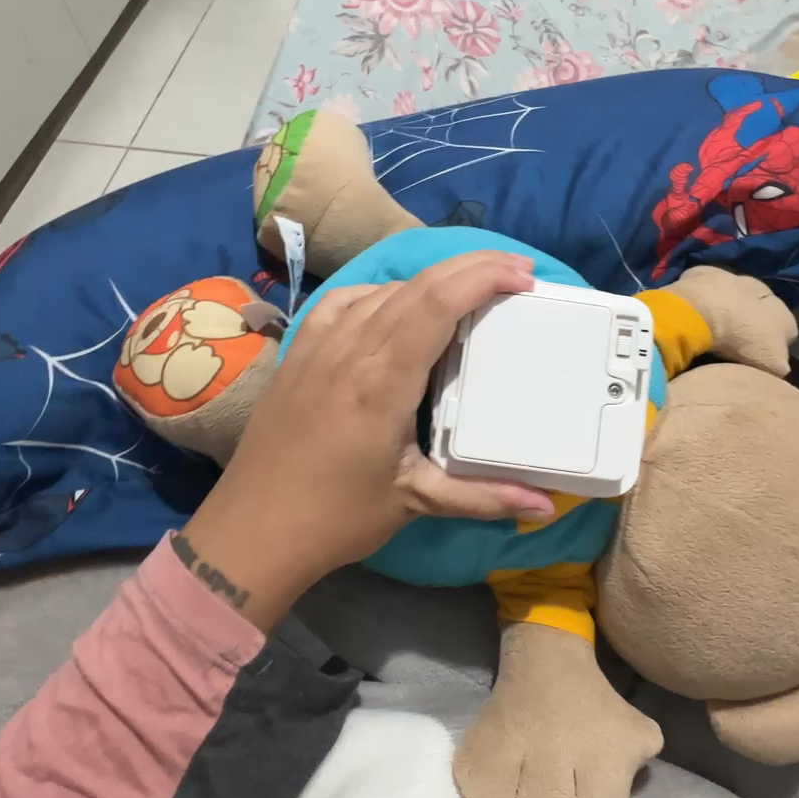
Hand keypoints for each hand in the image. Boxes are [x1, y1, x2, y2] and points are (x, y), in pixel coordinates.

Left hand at [177, 250, 553, 630]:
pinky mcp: (300, 350)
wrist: (252, 531)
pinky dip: (384, 292)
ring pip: (385, 289)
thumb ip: (485, 497)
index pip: (437, 303)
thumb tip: (547, 507)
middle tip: (518, 271)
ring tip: (473, 288)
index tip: (524, 276)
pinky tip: (400, 304)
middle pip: (418, 284)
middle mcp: (350, 349)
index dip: (482, 277)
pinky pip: (346, 301)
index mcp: (381, 381)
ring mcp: (319, 344)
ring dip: (435, 279)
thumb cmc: (336, 517)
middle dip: (473, 267)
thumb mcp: (416, 503)